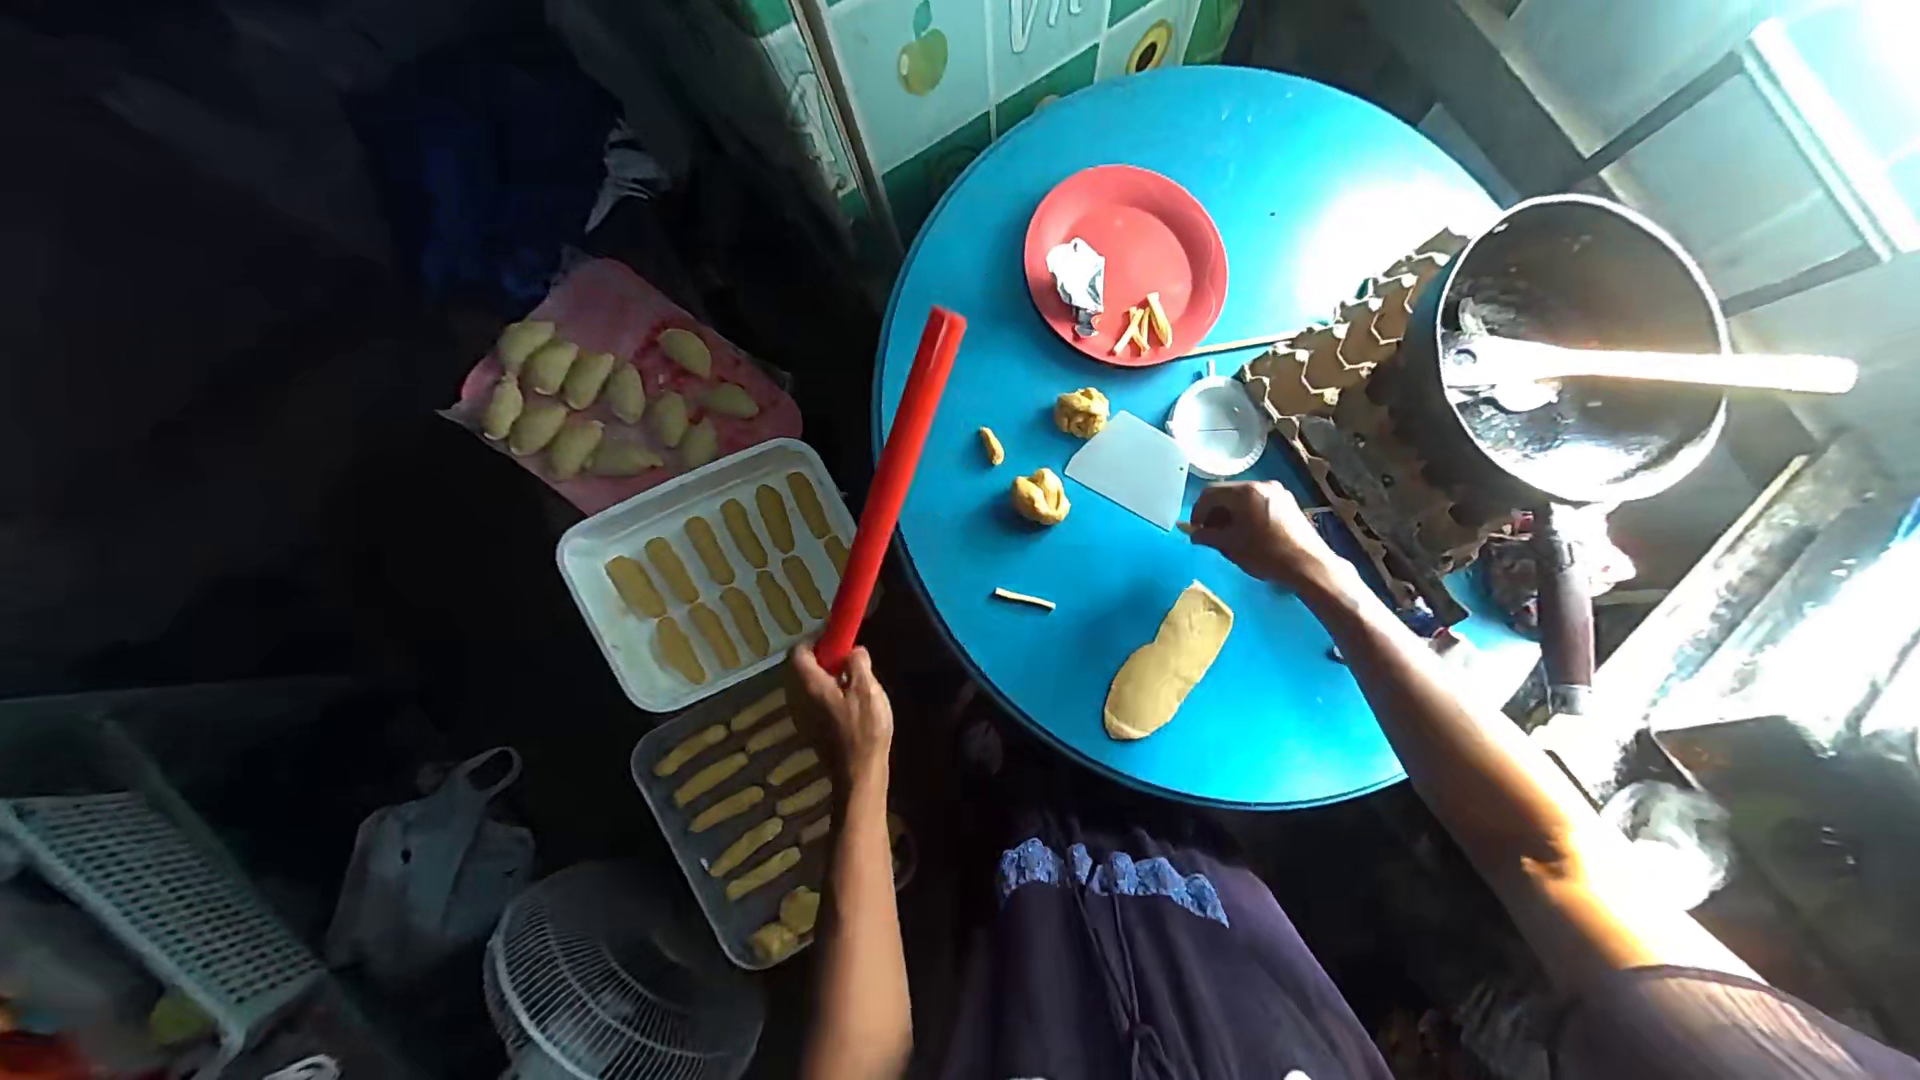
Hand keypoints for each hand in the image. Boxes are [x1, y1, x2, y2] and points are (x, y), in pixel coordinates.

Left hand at [788, 644, 893, 784]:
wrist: (859, 774)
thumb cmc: (863, 729)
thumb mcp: (867, 689)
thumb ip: (858, 664)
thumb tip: (854, 651)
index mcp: (809, 685)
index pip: (798, 651)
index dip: (815, 638)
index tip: (837, 635)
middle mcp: (799, 699)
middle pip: (802, 668)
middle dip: (823, 656)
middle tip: (848, 655)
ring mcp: (804, 716)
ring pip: (809, 685)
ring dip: (828, 675)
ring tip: (853, 677)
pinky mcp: (813, 729)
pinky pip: (815, 700)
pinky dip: (828, 692)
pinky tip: (851, 700)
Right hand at [1188, 481, 1344, 591]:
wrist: (1308, 565)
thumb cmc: (1265, 553)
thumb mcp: (1230, 545)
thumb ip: (1207, 536)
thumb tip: (1193, 534)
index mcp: (1245, 492)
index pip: (1209, 494)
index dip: (1197, 512)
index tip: (1196, 531)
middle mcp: (1261, 484)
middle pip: (1226, 493)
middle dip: (1214, 513)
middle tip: (1210, 534)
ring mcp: (1277, 492)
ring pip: (1242, 498)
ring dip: (1229, 514)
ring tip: (1228, 535)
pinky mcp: (1288, 502)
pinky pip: (1257, 502)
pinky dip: (1245, 514)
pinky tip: (1247, 533)